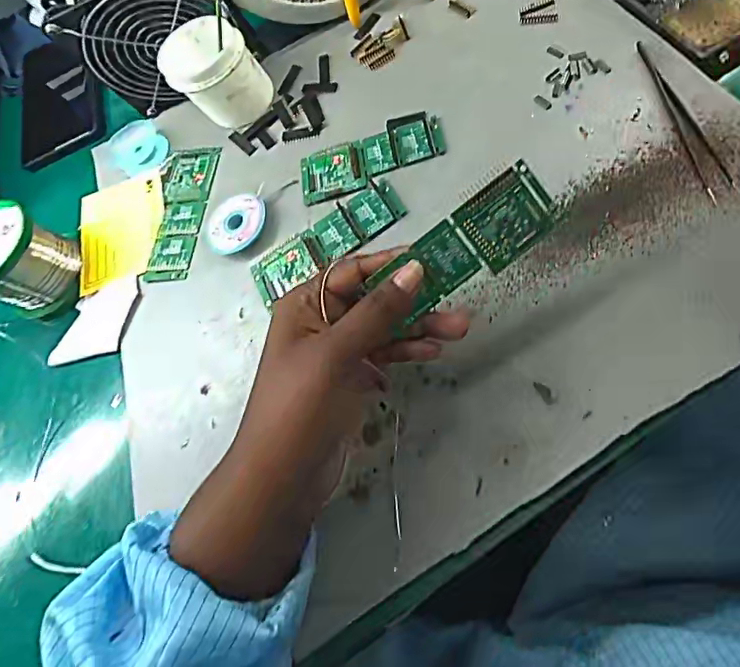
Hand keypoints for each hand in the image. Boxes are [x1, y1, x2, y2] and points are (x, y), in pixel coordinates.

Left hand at [169, 250, 469, 599]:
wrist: (281, 481)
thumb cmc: (299, 407)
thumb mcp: (337, 352)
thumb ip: (378, 310)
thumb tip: (414, 269)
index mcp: (306, 304)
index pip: (353, 271)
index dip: (390, 264)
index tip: (429, 258)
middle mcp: (322, 321)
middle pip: (375, 299)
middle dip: (414, 300)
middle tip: (454, 299)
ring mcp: (338, 352)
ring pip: (385, 327)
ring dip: (419, 327)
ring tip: (458, 329)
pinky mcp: (351, 378)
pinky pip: (384, 353)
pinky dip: (406, 351)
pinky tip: (432, 352)